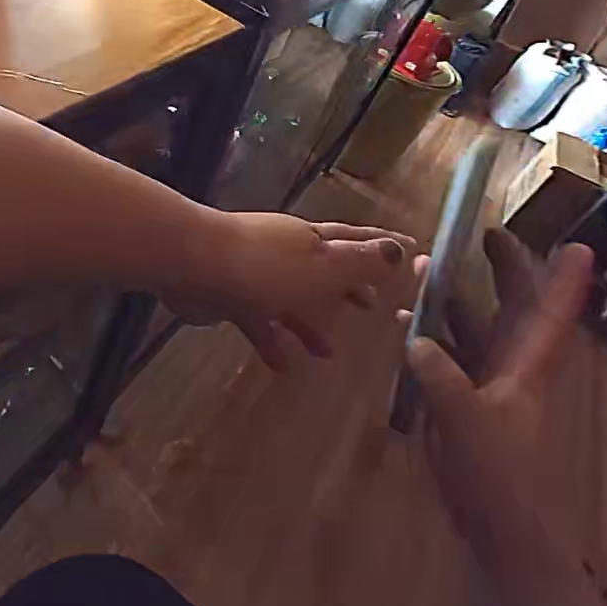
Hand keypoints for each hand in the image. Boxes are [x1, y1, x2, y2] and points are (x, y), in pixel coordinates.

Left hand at [165, 213, 410, 369]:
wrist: (196, 265)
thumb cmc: (267, 267)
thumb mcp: (324, 267)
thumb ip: (362, 261)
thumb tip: (400, 250)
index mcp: (314, 242)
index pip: (357, 240)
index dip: (384, 245)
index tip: (410, 247)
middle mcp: (290, 254)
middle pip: (326, 271)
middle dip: (349, 288)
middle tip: (373, 308)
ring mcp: (259, 274)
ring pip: (294, 301)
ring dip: (312, 324)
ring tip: (329, 353)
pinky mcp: (234, 297)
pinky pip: (260, 322)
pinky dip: (273, 341)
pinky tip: (284, 366)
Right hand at [404, 231, 605, 605]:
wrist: (496, 525)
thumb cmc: (500, 474)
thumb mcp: (469, 421)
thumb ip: (441, 376)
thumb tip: (416, 338)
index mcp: (528, 365)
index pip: (553, 315)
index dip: (567, 282)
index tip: (579, 247)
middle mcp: (510, 362)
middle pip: (511, 304)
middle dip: (503, 268)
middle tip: (487, 233)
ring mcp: (484, 377)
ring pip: (471, 323)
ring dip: (452, 296)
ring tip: (427, 264)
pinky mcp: (460, 395)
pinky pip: (442, 352)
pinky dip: (425, 333)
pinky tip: (404, 320)